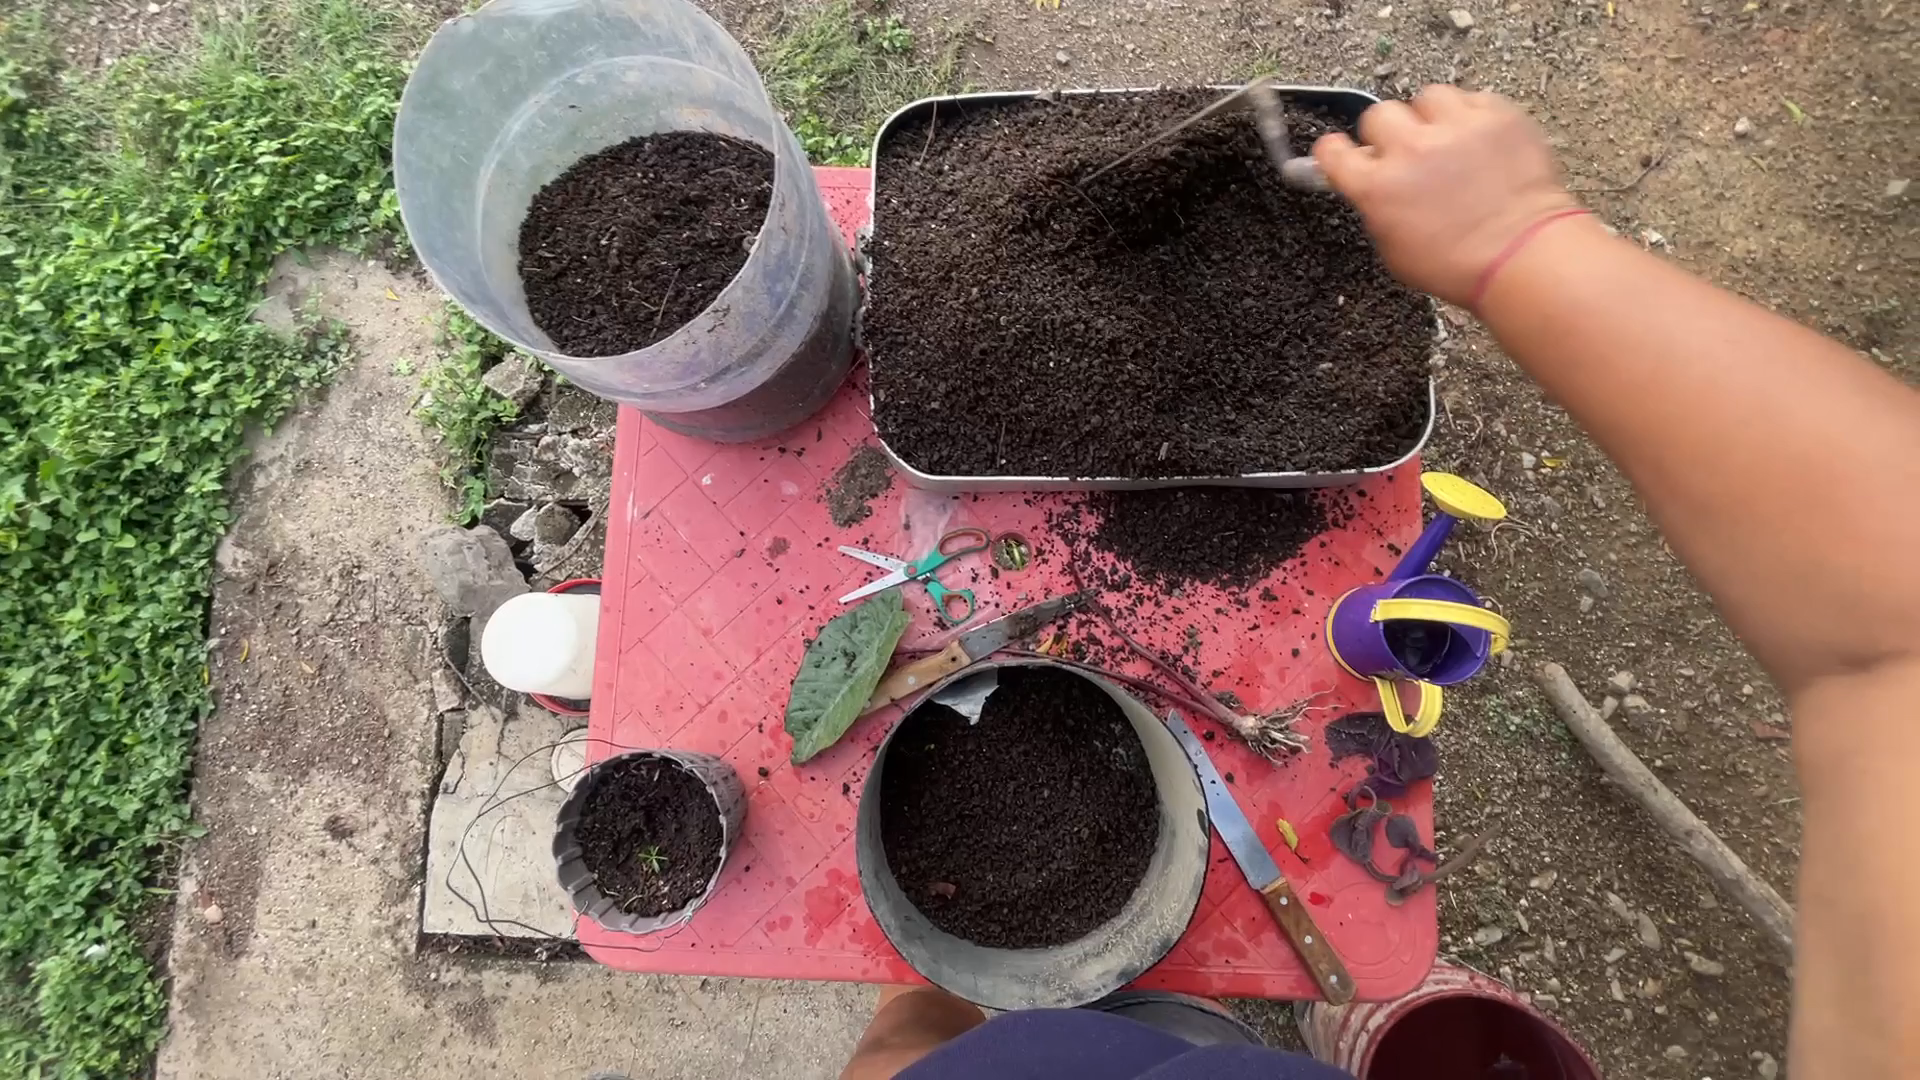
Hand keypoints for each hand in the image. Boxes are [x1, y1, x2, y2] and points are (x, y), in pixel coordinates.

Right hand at [1313, 86, 1579, 306]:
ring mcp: (1456, 128)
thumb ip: (1375, 207)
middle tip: (1397, 148)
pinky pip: (1472, 98)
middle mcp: (1411, 150)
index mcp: (1376, 188)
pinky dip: (1467, 114)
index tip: (1337, 151)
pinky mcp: (1497, 116)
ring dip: (1427, 115)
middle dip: (1383, 131)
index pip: (1334, 151)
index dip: (1333, 150)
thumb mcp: (1390, 247)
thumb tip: (1372, 186)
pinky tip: (1471, 138)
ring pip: (1427, 97)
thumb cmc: (1452, 262)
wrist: (1515, 251)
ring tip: (1440, 137)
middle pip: (1379, 113)